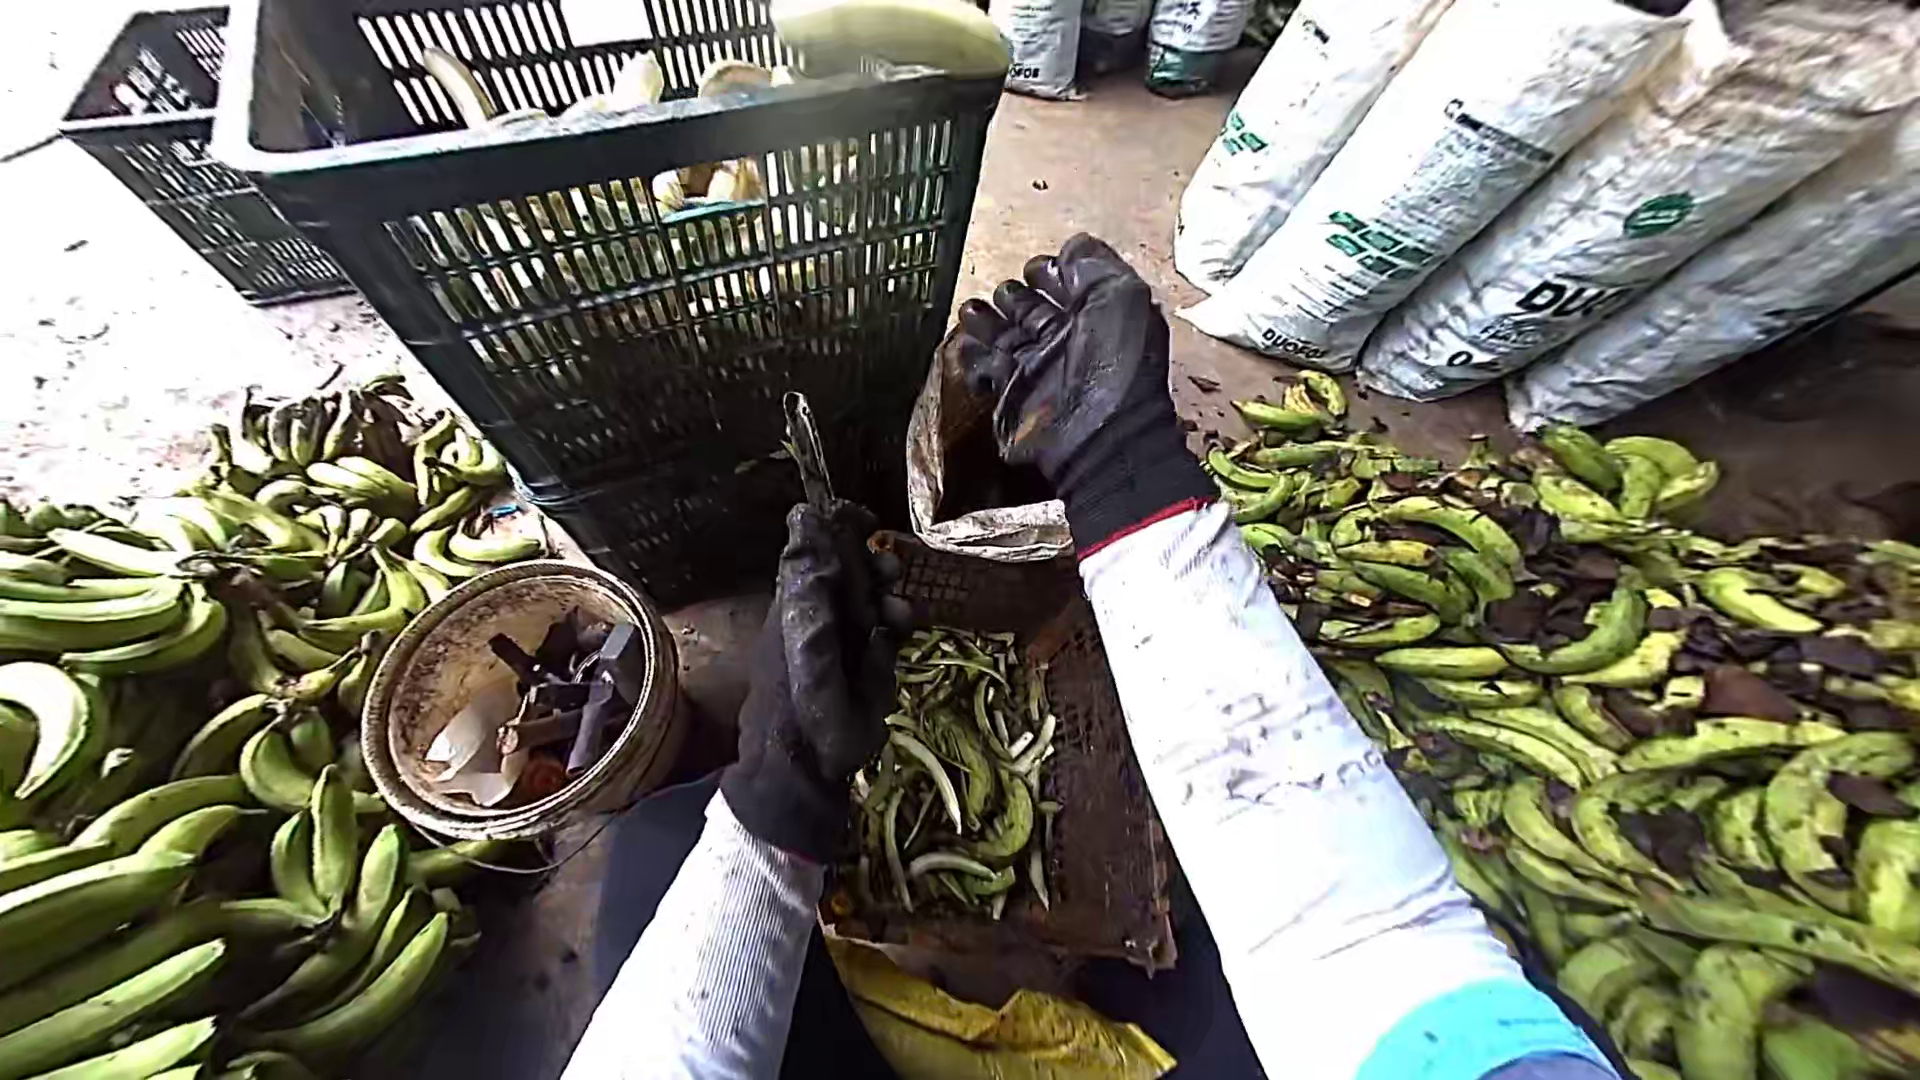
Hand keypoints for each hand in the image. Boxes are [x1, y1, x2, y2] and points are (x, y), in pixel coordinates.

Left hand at [720, 502, 905, 860]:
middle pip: (856, 573)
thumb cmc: (798, 692)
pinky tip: (900, 630)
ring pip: (878, 599)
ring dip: (891, 595)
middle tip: (889, 565)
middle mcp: (826, 613)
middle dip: (875, 564)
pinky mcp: (873, 662)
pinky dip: (899, 625)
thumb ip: (808, 574)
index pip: (822, 551)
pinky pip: (892, 630)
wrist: (810, 760)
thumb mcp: (802, 626)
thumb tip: (804, 512)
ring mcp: (851, 638)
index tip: (866, 519)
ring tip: (896, 609)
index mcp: (800, 600)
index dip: (842, 530)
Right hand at [955, 233, 1211, 553]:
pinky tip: (963, 342)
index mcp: (1095, 318)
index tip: (1035, 267)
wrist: (1096, 436)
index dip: (1051, 273)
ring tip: (969, 309)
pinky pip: (988, 371)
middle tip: (1001, 290)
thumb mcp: (1119, 298)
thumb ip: (1094, 265)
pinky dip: (974, 357)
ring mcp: (1037, 372)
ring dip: (987, 322)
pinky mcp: (1013, 398)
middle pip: (1031, 313)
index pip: (1066, 288)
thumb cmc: (1114, 366)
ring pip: (1005, 339)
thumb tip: (1070, 247)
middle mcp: (1065, 344)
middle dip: (1013, 297)